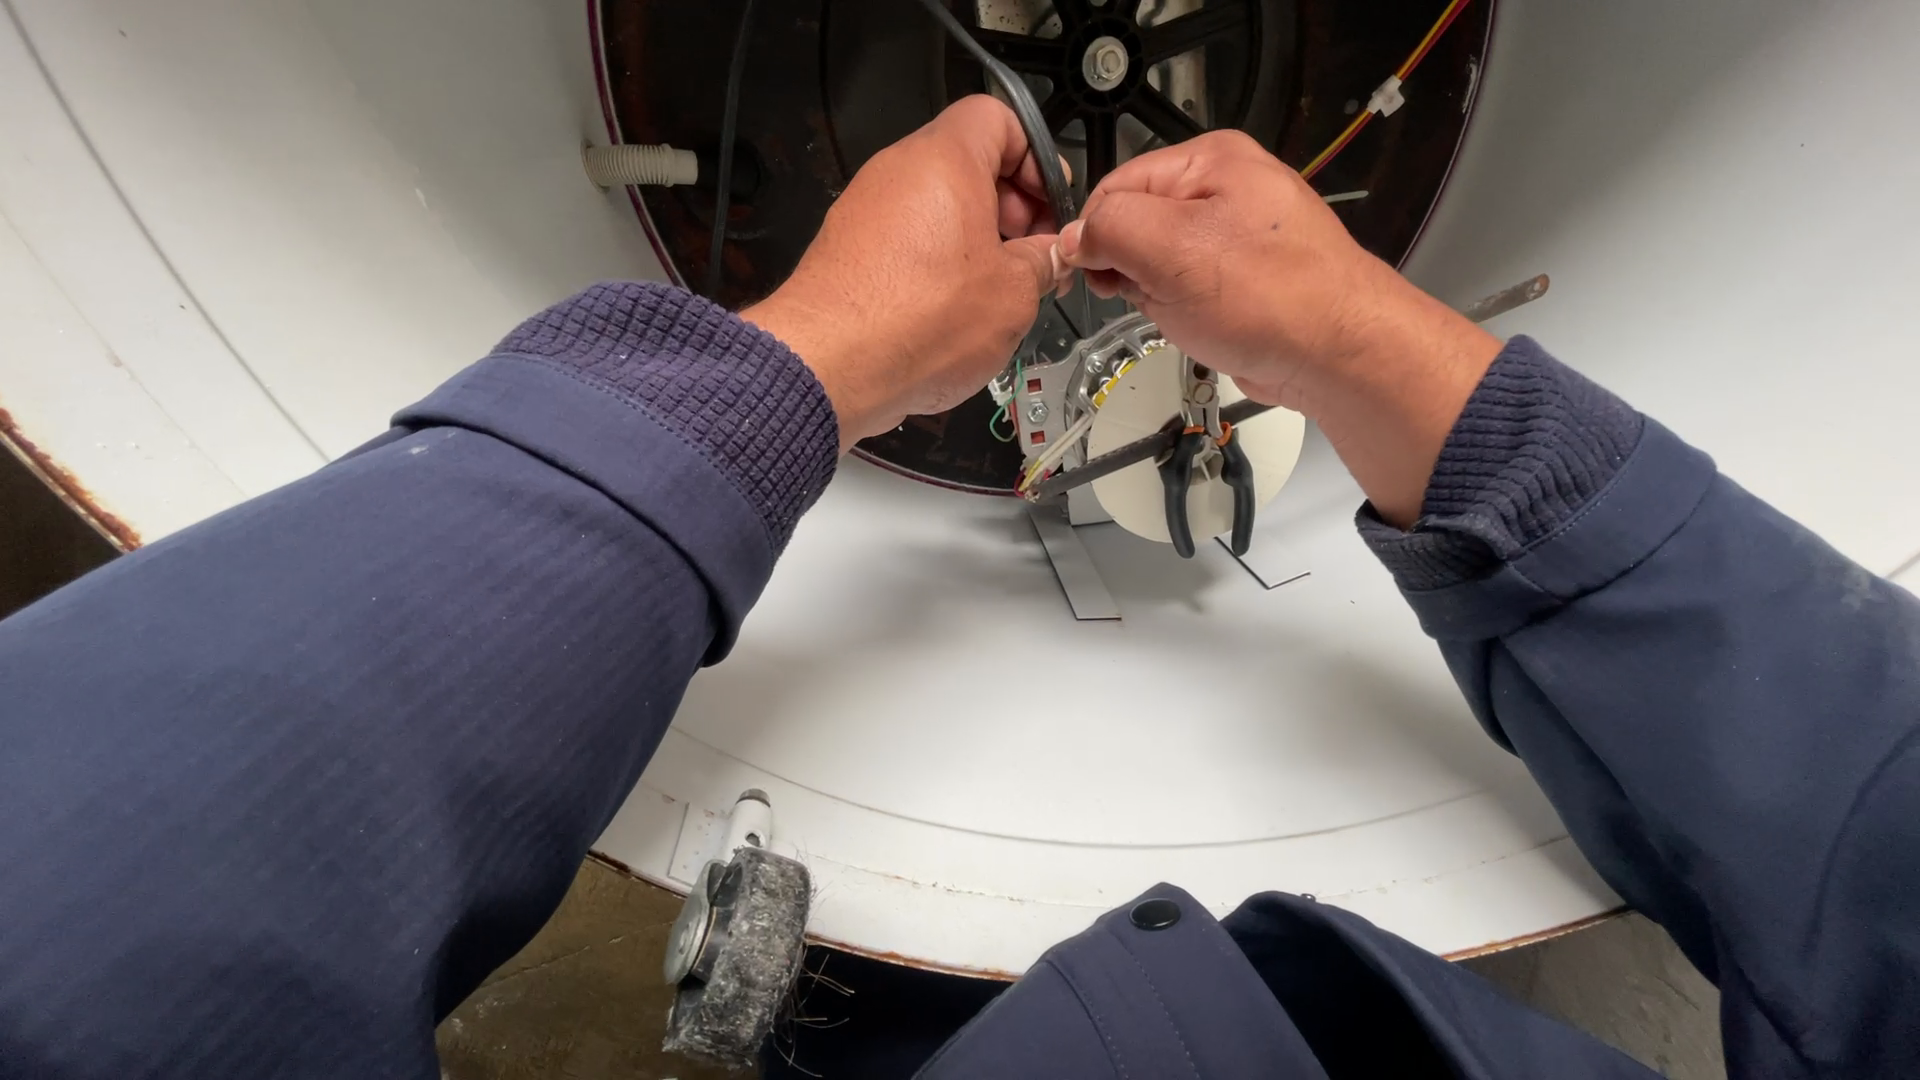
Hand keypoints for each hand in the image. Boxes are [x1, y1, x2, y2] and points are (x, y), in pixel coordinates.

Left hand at [744, 96, 1060, 450]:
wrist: (831, 367)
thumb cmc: (923, 321)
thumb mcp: (1013, 294)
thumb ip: (1041, 263)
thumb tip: (1050, 256)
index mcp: (945, 159)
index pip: (1000, 119)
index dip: (1036, 158)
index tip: (1053, 206)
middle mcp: (898, 172)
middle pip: (968, 168)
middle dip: (1011, 211)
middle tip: (1034, 261)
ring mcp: (866, 212)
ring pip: (937, 212)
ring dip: (975, 246)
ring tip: (996, 297)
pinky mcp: (847, 254)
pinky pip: (905, 246)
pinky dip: (935, 269)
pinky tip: (952, 316)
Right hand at [1059, 131, 1502, 525]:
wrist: (1337, 353)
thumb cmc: (1260, 297)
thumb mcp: (1170, 252)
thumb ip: (1110, 230)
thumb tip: (1073, 238)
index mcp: (1208, 160)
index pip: (1115, 187)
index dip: (1095, 233)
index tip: (1095, 277)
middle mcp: (1224, 187)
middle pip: (1135, 222)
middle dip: (1128, 266)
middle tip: (1153, 295)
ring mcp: (1235, 233)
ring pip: (1156, 259)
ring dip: (1153, 291)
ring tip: (1182, 310)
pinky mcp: (1242, 275)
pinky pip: (1185, 284)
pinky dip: (1176, 306)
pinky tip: (1194, 321)